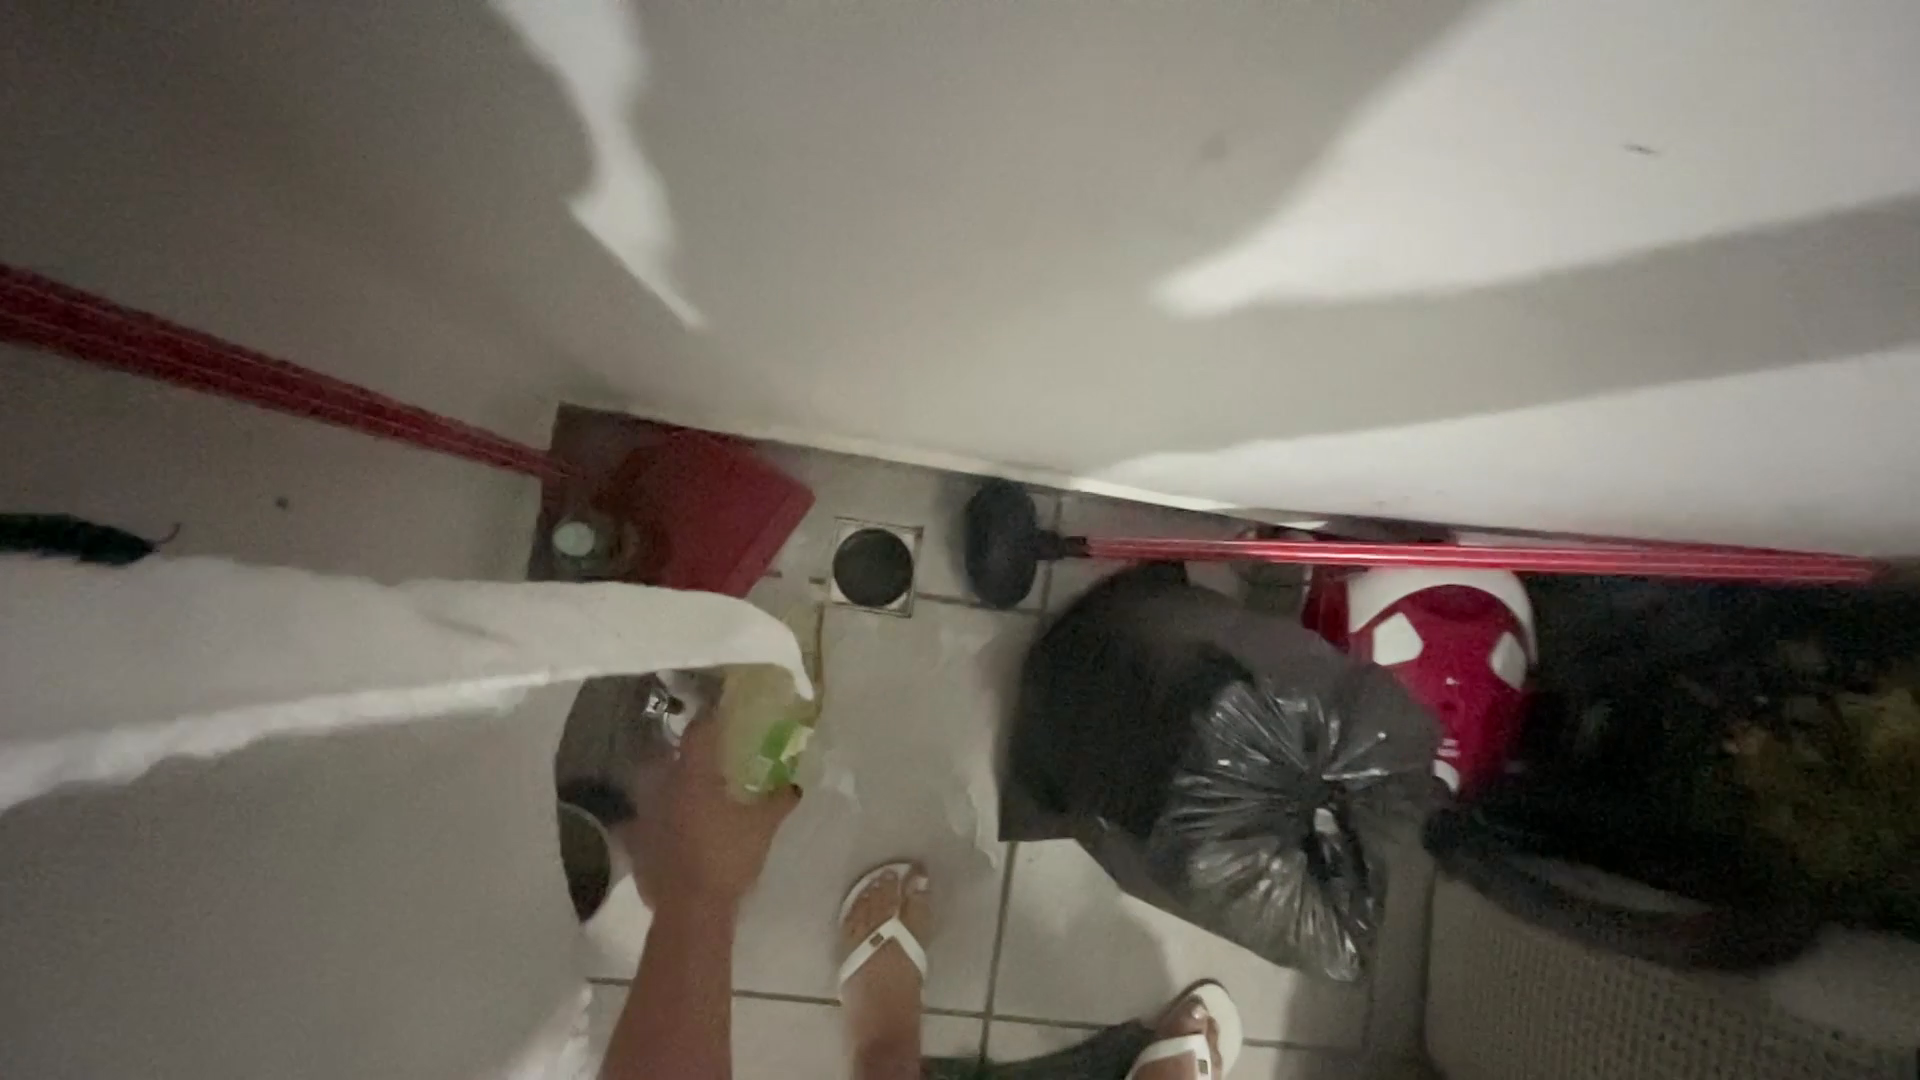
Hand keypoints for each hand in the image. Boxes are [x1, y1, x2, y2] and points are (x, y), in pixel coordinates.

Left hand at [619, 714, 800, 911]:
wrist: (690, 909)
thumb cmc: (728, 857)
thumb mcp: (763, 826)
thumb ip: (779, 800)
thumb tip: (795, 785)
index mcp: (693, 776)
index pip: (698, 732)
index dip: (709, 718)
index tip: (721, 712)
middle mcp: (663, 788)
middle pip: (664, 756)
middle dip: (681, 752)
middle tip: (703, 756)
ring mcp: (644, 817)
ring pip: (650, 788)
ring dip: (666, 784)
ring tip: (686, 791)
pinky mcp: (636, 845)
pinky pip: (642, 822)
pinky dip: (654, 820)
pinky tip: (669, 827)